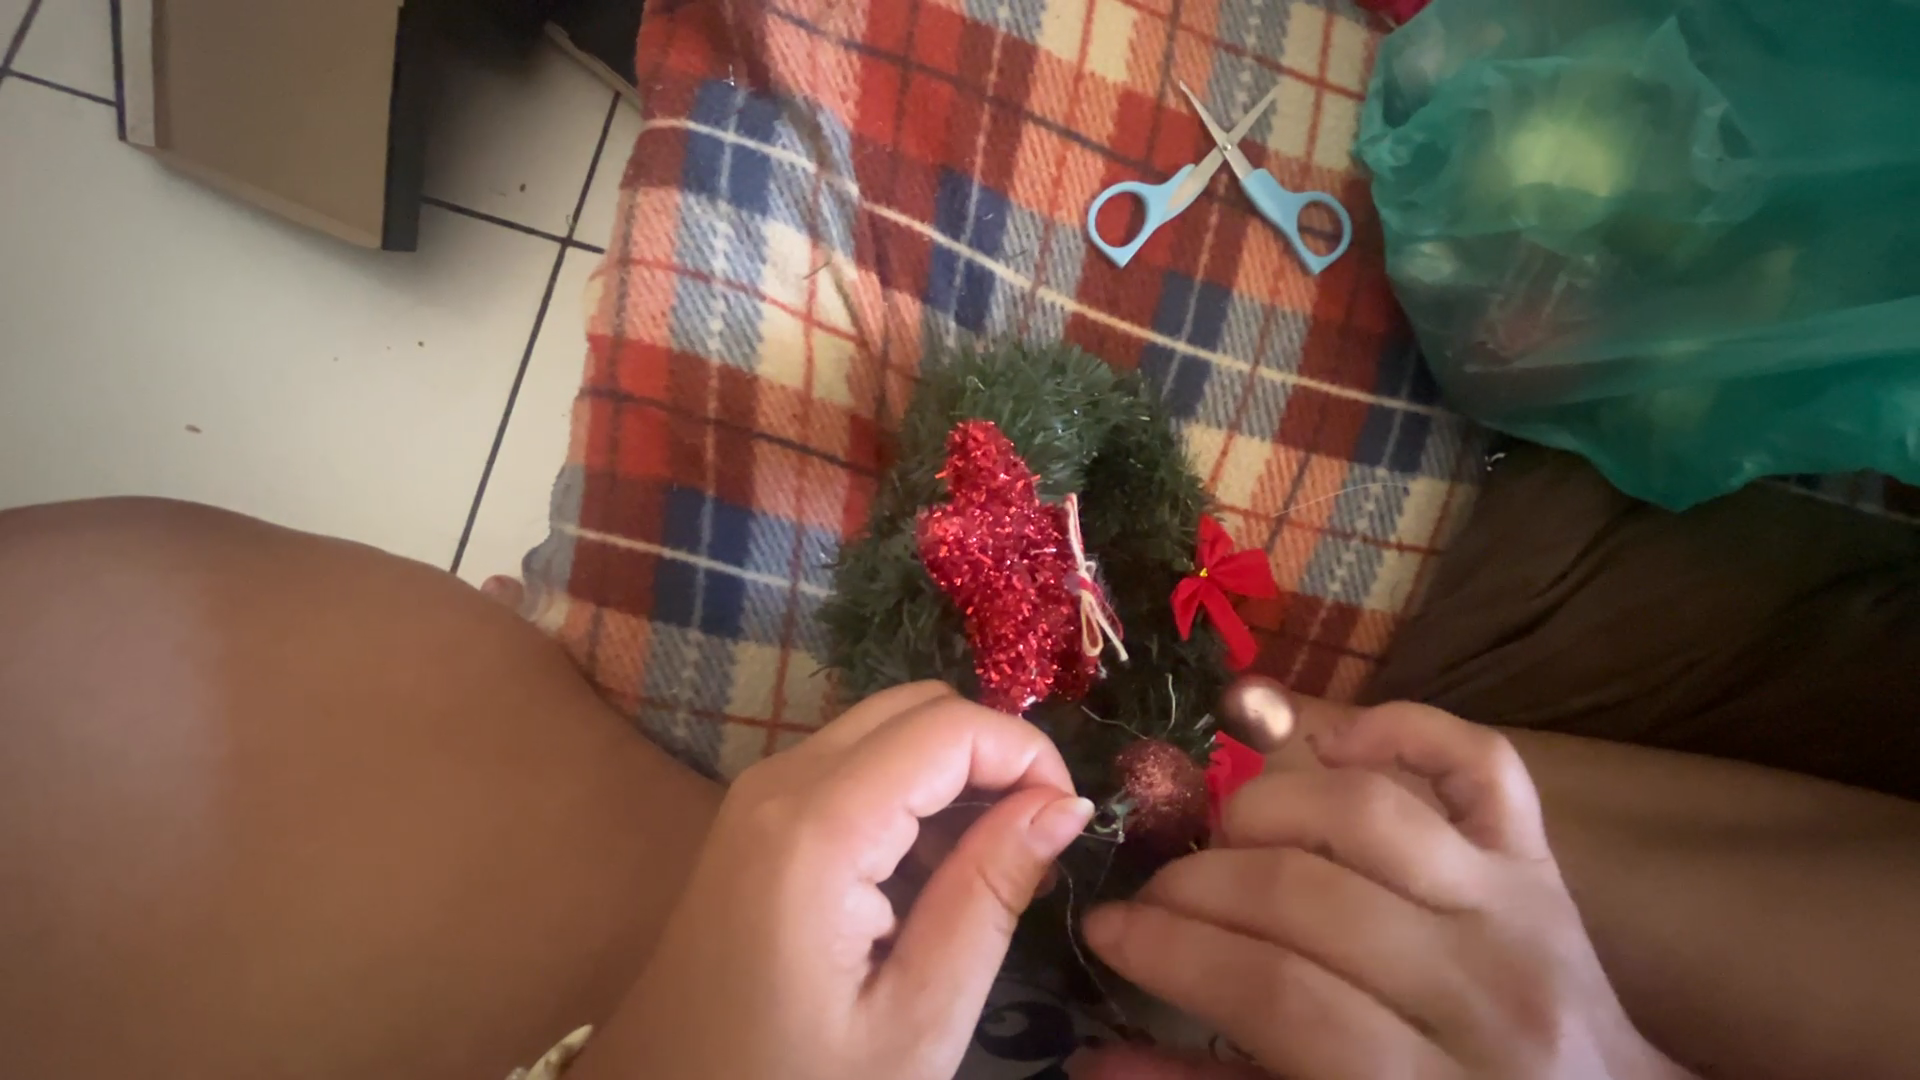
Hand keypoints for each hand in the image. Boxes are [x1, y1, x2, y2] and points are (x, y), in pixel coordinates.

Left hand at [571, 681, 1094, 1079]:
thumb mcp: (916, 1020)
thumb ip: (991, 893)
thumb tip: (1065, 803)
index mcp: (818, 825)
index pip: (950, 726)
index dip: (1026, 754)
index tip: (1068, 820)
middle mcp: (783, 776)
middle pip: (919, 707)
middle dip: (992, 754)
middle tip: (1031, 842)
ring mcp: (762, 787)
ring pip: (889, 726)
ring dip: (953, 773)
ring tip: (984, 867)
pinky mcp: (759, 809)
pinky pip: (855, 760)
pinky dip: (910, 789)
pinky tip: (923, 873)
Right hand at [1078, 699, 1693, 1079]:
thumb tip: (1089, 1058)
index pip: (1280, 994)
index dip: (1172, 951)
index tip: (1105, 929)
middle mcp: (1491, 987)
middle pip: (1308, 896)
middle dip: (1196, 885)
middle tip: (1148, 895)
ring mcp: (1522, 904)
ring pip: (1371, 811)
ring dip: (1267, 807)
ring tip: (1223, 836)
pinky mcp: (1537, 853)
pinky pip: (1480, 759)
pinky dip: (1403, 728)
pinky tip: (1332, 743)